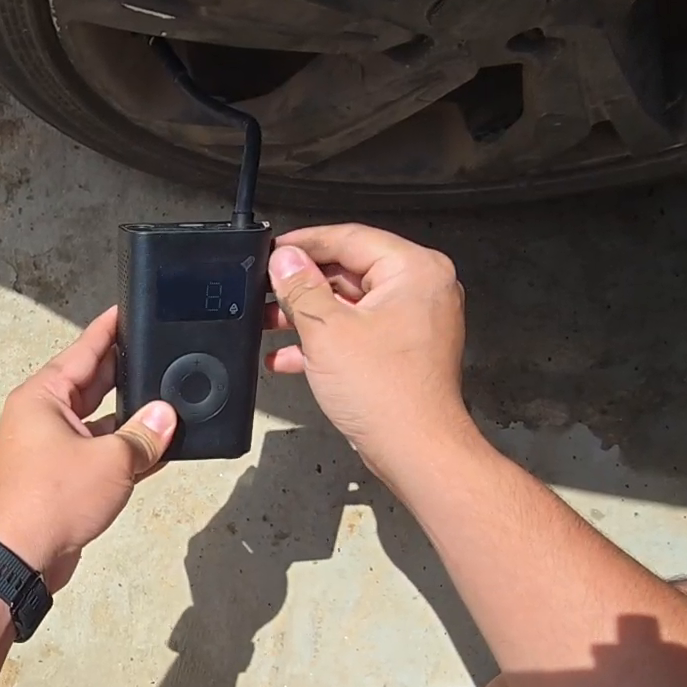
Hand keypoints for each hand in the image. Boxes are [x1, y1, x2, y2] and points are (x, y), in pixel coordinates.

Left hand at [0, 307, 176, 591]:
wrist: (22, 556)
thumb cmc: (52, 499)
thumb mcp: (111, 460)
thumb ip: (144, 434)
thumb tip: (166, 417)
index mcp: (43, 397)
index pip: (83, 350)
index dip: (110, 330)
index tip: (128, 310)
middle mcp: (43, 418)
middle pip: (91, 385)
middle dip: (125, 373)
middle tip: (158, 352)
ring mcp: (51, 449)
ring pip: (98, 423)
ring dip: (129, 419)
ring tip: (167, 403)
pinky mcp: (61, 478)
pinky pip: (98, 454)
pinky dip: (123, 452)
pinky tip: (156, 450)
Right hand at [264, 223, 474, 468]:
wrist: (413, 448)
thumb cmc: (385, 392)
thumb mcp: (327, 332)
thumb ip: (301, 289)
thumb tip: (284, 260)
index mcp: (413, 271)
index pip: (351, 238)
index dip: (306, 243)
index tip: (274, 250)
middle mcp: (420, 291)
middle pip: (349, 272)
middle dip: (303, 286)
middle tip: (266, 290)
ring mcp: (412, 324)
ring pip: (349, 306)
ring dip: (306, 317)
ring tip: (269, 324)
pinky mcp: (399, 353)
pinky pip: (356, 335)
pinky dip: (324, 343)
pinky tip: (287, 358)